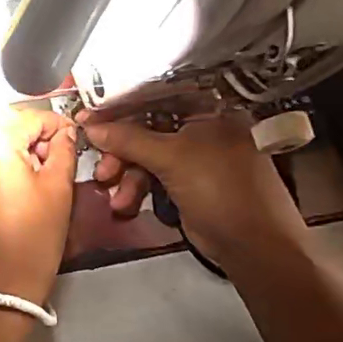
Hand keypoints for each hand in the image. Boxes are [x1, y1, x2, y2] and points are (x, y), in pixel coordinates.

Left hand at [0, 108, 75, 306]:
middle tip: (56, 155)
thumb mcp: (58, 190)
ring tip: (38, 171)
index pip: (29, 116)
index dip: (57, 125)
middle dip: (33, 133)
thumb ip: (64, 150)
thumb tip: (65, 133)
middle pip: (5, 122)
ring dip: (15, 144)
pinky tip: (16, 181)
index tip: (73, 138)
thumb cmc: (31, 241)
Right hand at [81, 113, 305, 268]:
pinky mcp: (188, 184)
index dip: (122, 109)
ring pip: (148, 157)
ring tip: (118, 197)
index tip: (91, 120)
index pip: (157, 98)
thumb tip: (92, 127)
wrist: (252, 243)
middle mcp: (203, 129)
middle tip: (103, 169)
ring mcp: (196, 158)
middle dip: (122, 152)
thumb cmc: (223, 189)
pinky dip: (139, 189)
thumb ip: (130, 140)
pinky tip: (126, 203)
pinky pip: (154, 177)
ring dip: (128, 176)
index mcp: (209, 110)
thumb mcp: (173, 158)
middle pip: (148, 130)